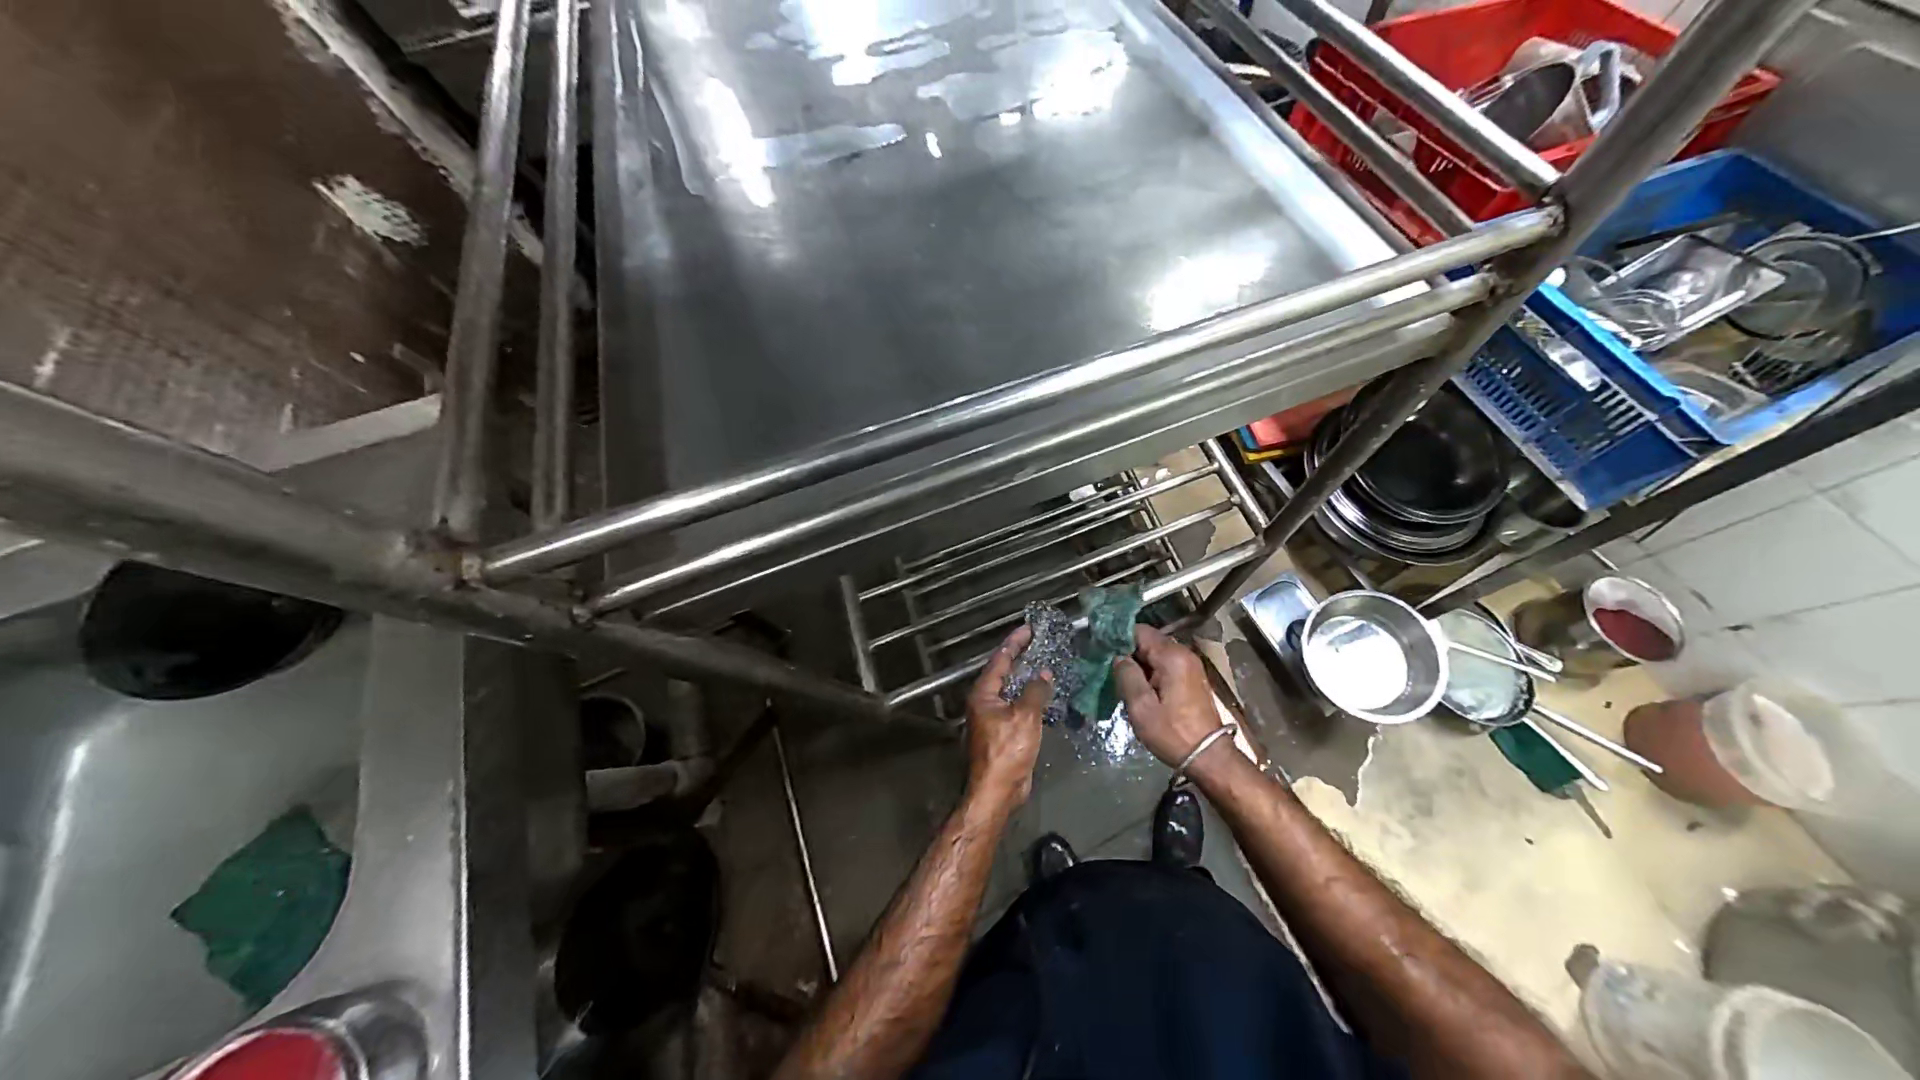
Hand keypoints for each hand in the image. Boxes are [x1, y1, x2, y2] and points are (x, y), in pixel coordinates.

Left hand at [964, 626, 1050, 807]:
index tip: (1029, 628)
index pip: (999, 659)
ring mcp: (992, 718)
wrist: (998, 790)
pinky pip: (1017, 706)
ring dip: (1026, 678)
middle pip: (1003, 672)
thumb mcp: (1024, 716)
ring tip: (1045, 664)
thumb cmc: (1007, 750)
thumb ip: (1035, 691)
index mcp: (983, 693)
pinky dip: (1030, 697)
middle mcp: (984, 702)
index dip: (1014, 642)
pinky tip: (1045, 695)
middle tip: (1039, 643)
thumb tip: (1044, 672)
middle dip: (1020, 657)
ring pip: (1011, 690)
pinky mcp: (1003, 732)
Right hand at [1112, 625, 1226, 773]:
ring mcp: (1190, 665)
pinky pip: (1164, 664)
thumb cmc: (1173, 733)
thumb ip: (1126, 675)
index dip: (1117, 637)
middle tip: (1106, 667)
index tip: (1100, 649)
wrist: (1209, 757)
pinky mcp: (1191, 678)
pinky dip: (1149, 671)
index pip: (1139, 631)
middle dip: (1126, 651)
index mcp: (1171, 657)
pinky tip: (1138, 686)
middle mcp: (1183, 654)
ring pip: (1155, 653)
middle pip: (1148, 641)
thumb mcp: (1141, 707)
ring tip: (1118, 678)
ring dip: (1137, 662)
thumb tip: (1118, 657)